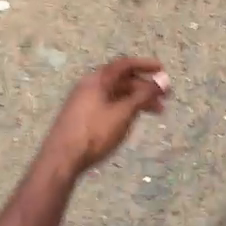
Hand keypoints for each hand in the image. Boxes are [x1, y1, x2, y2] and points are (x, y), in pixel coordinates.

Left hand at [41, 57, 168, 173]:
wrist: (61, 160)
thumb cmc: (95, 133)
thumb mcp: (124, 113)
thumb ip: (144, 95)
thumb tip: (164, 79)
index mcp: (98, 80)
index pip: (125, 65)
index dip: (145, 65)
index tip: (162, 70)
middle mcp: (89, 86)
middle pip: (121, 80)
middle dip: (145, 87)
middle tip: (164, 98)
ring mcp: (83, 101)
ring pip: (115, 94)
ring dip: (136, 99)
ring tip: (155, 112)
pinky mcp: (81, 116)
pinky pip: (108, 104)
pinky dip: (124, 108)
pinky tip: (132, 120)